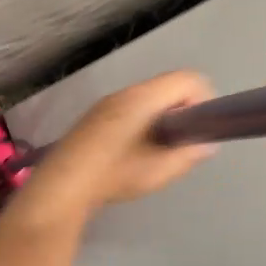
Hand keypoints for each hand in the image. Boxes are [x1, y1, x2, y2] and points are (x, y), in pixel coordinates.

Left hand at [32, 71, 215, 209]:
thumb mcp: (162, 168)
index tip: (198, 129)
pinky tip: (129, 153)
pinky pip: (124, 111)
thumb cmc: (115, 174)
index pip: (187, 79)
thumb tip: (205, 143)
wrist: (61, 186)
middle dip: (180, 111)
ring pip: (144, 100)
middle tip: (178, 143)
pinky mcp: (89, 120)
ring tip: (154, 151)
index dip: (203, 100)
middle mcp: (120, 94)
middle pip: (164, 88)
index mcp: (141, 98)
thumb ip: (190, 153)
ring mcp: (101, 106)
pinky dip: (138, 124)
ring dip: (158, 119)